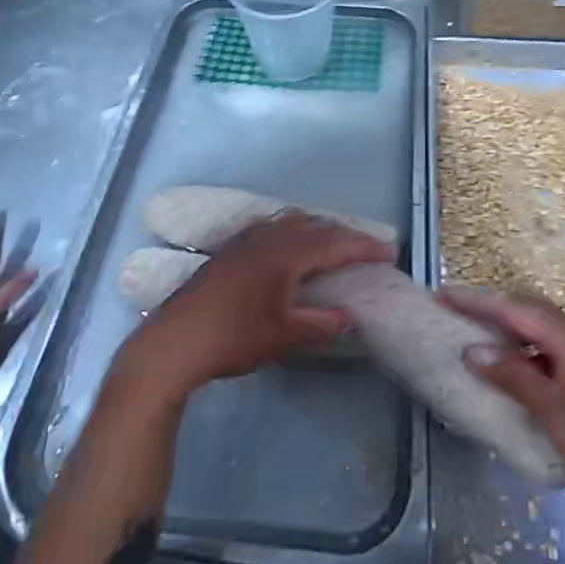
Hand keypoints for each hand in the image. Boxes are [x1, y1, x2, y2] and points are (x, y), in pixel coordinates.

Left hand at [116, 214, 392, 395]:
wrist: (175, 340)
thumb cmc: (233, 337)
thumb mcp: (283, 336)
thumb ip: (321, 324)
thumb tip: (350, 317)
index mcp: (285, 254)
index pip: (334, 243)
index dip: (364, 246)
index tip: (389, 252)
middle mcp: (267, 238)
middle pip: (314, 226)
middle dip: (343, 235)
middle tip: (365, 249)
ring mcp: (244, 241)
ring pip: (290, 223)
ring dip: (316, 230)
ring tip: (332, 245)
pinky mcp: (229, 250)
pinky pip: (271, 228)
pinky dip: (292, 232)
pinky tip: (288, 247)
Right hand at [444, 286, 564, 527]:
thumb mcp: (555, 414)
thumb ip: (514, 377)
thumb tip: (473, 349)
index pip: (516, 309)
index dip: (477, 301)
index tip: (442, 294)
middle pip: (529, 315)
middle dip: (490, 311)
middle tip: (453, 313)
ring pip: (542, 336)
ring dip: (508, 335)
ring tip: (474, 340)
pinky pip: (554, 356)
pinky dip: (526, 357)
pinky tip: (513, 375)